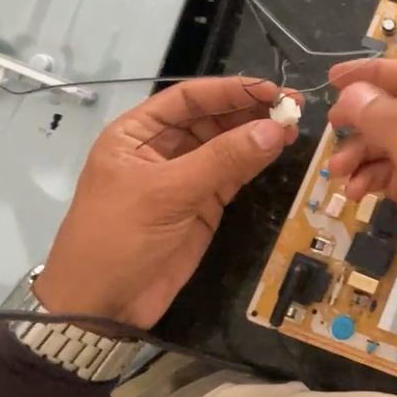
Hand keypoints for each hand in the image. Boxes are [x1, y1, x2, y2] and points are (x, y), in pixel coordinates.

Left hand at [37, 77, 300, 327]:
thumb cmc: (118, 238)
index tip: (271, 90)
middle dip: (250, 110)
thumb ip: (223, 159)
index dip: (230, 90)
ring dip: (258, 134)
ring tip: (294, 126)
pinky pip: (235, 173)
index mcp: (137, 134)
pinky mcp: (204, 204)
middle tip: (294, 107)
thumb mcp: (167, 193)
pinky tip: (280, 150)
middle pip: (213, 118)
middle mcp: (163, 149)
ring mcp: (185, 177)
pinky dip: (257, 161)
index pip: (189, 98)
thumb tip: (275, 129)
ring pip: (228, 145)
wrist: (102, 306)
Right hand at [325, 59, 396, 305]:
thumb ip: (394, 128)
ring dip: (358, 151)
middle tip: (331, 126)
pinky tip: (354, 194)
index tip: (334, 78)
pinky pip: (386, 172)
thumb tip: (355, 92)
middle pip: (396, 108)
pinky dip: (367, 177)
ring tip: (337, 173)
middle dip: (362, 114)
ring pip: (386, 142)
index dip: (376, 72)